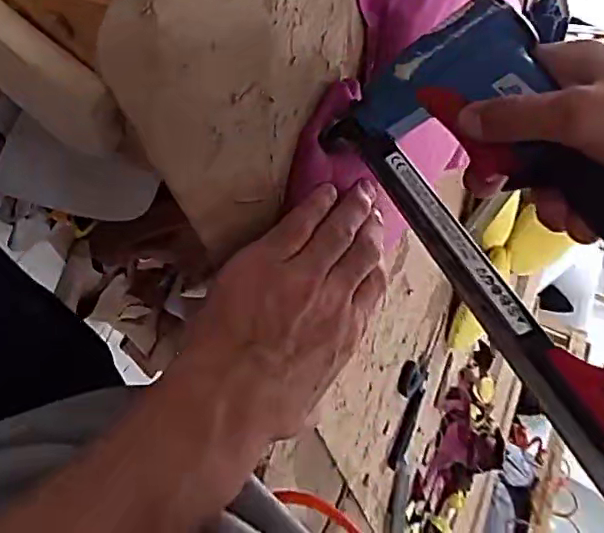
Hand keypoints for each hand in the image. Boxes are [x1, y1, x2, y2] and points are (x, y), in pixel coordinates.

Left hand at [176, 183, 387, 444]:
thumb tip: (312, 391)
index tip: (377, 247)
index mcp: (345, 333)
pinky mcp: (270, 259)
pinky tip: (323, 193)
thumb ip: (317, 380)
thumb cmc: (260, 410)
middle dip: (372, 225)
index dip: (378, 259)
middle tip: (374, 207)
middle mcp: (334, 299)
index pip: (374, 285)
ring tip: (358, 192)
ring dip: (352, 208)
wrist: (224, 399)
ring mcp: (304, 276)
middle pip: (363, 251)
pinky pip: (300, 222)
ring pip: (339, 230)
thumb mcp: (306, 403)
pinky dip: (316, 204)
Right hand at [454, 42, 603, 236]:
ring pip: (560, 164)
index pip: (510, 74)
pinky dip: (586, 208)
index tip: (466, 135)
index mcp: (575, 63)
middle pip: (531, 126)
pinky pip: (593, 187)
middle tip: (504, 186)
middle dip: (520, 162)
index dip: (483, 102)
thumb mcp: (582, 116)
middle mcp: (592, 94)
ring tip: (566, 216)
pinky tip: (592, 225)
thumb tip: (465, 113)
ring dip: (554, 194)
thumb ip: (518, 116)